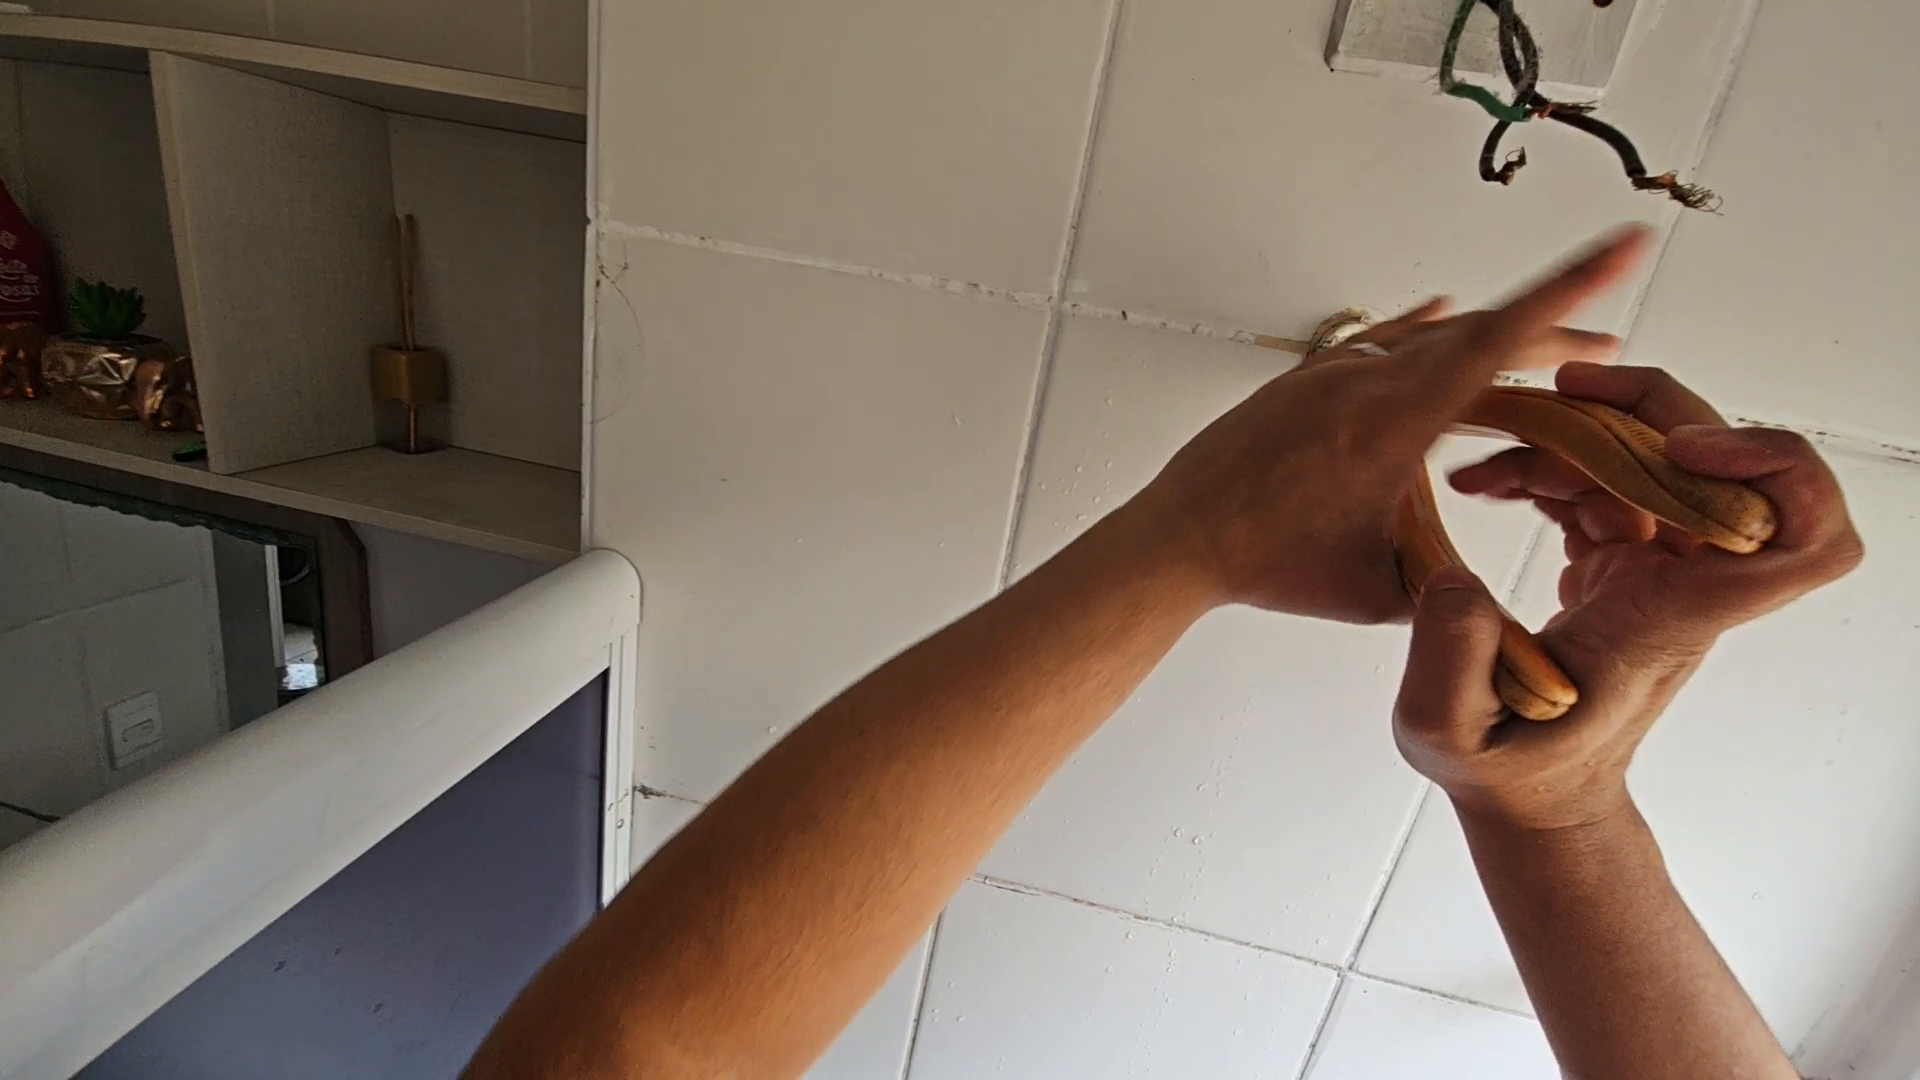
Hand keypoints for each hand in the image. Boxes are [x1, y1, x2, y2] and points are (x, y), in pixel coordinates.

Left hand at [1122, 226, 1645, 622]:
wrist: (1179, 540)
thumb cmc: (1263, 564)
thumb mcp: (1372, 590)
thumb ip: (1439, 579)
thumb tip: (1476, 586)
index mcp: (1389, 425)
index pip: (1494, 343)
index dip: (1567, 292)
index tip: (1621, 246)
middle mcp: (1354, 387)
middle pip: (1466, 337)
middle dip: (1540, 334)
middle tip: (1592, 340)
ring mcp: (1317, 381)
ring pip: (1414, 340)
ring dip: (1474, 340)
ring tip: (1523, 348)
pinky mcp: (1290, 388)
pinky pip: (1362, 346)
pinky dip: (1407, 336)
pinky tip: (1428, 322)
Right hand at [1394, 363, 1864, 829]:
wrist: (1530, 789)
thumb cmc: (1501, 768)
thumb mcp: (1444, 729)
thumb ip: (1449, 656)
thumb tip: (1458, 572)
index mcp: (1660, 625)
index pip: (1797, 543)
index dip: (1777, 474)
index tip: (1688, 447)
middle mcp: (1675, 590)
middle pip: (1717, 471)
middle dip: (1648, 411)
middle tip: (1559, 389)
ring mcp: (1650, 577)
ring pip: (1648, 470)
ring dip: (1568, 444)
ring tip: (1479, 469)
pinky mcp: (1617, 573)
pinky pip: (1606, 491)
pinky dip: (1549, 471)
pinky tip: (1491, 485)